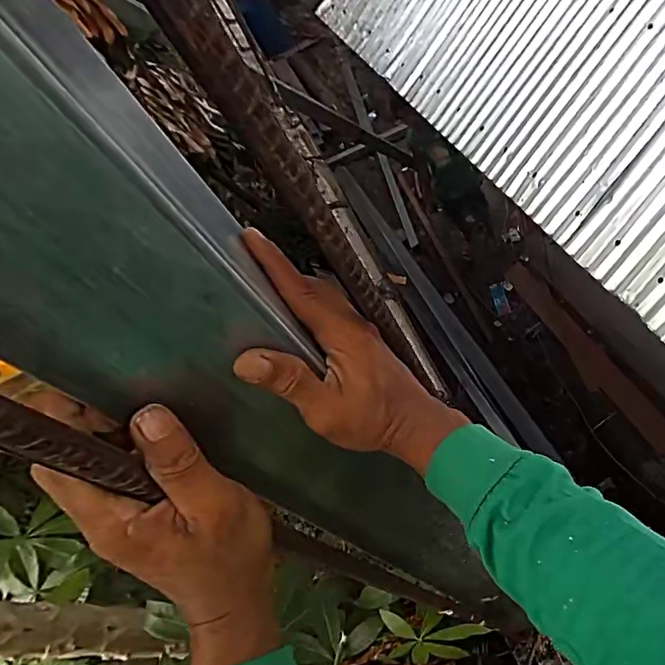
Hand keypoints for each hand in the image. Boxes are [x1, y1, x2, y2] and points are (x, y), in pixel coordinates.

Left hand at [29, 394, 278, 664]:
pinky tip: (158, 435)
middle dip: (84, 420)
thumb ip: (179, 463)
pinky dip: (126, 447)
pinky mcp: (128, 517)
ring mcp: (111, 519)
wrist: (236, 600)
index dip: (62, 418)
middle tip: (128, 393)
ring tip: (147, 408)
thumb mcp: (216, 505)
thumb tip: (148, 415)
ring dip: (107, 431)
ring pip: (88, 463)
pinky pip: (112, 473)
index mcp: (109, 519)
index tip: (90, 384)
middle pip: (65, 458)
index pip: (58, 461)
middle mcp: (98, 519)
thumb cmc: (230, 558)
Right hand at [233, 229, 466, 473]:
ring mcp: (362, 332)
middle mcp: (353, 325)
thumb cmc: (375, 420)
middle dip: (281, 268)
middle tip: (252, 254)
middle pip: (313, 287)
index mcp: (342, 334)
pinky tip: (301, 315)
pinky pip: (333, 311)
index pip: (301, 291)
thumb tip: (248, 361)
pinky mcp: (365, 343)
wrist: (416, 426)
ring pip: (326, 297)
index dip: (273, 264)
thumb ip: (290, 382)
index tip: (252, 239)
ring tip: (269, 280)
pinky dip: (312, 302)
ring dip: (298, 285)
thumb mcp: (326, 409)